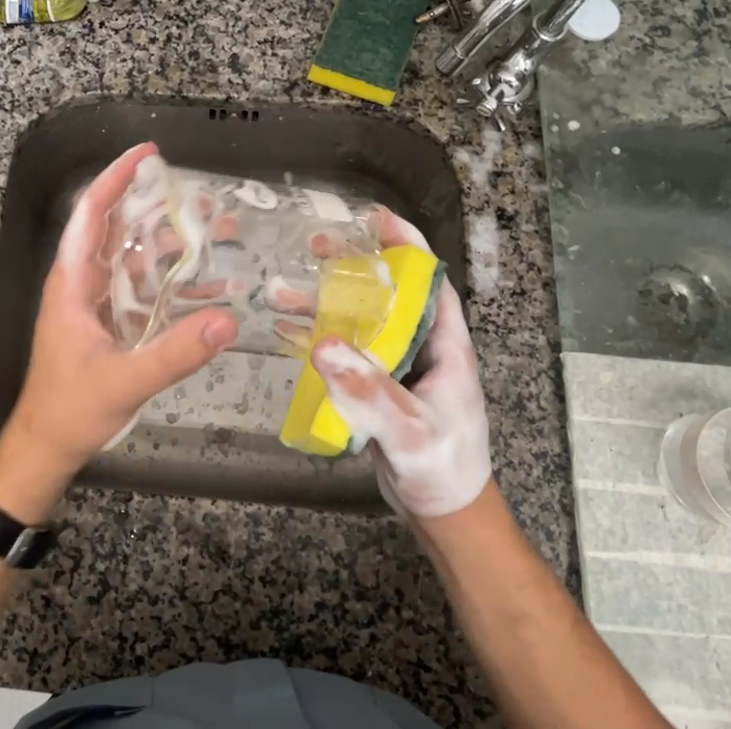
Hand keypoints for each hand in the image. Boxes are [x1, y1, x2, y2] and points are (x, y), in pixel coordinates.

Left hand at [0, 143, 238, 505]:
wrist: (48, 446)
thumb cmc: (70, 410)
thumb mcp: (125, 380)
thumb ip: (175, 353)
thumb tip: (228, 321)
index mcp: (73, 283)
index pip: (92, 214)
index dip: (116, 178)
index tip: (148, 154)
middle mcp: (83, 283)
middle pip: (118, 228)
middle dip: (157, 207)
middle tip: (202, 197)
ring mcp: (96, 303)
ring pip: (133, 258)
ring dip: (170, 243)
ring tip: (216, 232)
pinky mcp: (109, 323)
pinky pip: (142, 289)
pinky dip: (171, 281)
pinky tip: (209, 284)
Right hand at [309, 210, 492, 519]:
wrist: (444, 512)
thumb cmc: (443, 468)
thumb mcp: (410, 430)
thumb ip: (370, 391)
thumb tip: (323, 345)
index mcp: (445, 347)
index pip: (429, 283)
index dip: (407, 247)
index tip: (375, 219)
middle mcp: (423, 349)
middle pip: (387, 295)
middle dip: (353, 268)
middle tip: (313, 249)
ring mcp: (399, 369)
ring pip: (362, 324)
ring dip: (327, 305)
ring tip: (285, 290)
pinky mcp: (379, 389)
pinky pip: (349, 355)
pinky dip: (320, 340)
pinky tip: (288, 332)